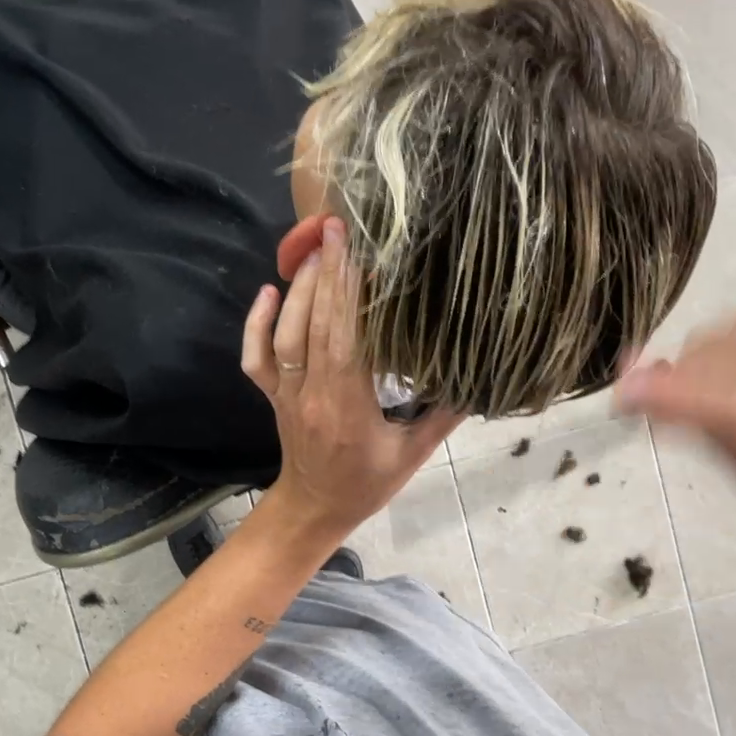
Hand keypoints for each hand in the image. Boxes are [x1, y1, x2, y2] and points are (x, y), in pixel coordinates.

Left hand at [241, 217, 461, 538]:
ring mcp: (287, 393)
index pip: (346, 337)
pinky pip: (256, 357)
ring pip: (285, 334)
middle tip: (335, 226)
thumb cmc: (366, 484)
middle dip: (325, 272)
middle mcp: (312, 393)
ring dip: (298, 289)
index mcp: (347, 406)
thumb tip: (480, 373)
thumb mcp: (412, 454)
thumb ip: (444, 414)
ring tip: (315, 250)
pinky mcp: (273, 395)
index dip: (348, 290)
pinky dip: (256, 324)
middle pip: (315, 324)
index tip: (357, 247)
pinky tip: (268, 292)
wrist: (314, 509)